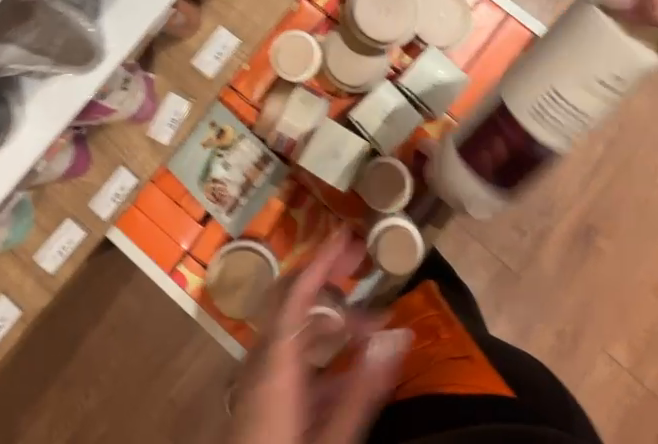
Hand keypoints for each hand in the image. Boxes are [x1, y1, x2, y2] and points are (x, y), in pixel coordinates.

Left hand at [227, 230, 408, 443]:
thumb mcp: (333, 435)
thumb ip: (363, 387)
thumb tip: (398, 335)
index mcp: (276, 363)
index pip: (296, 294)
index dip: (320, 259)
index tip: (345, 233)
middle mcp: (262, 363)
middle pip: (292, 303)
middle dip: (326, 276)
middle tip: (360, 257)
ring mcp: (259, 381)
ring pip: (295, 332)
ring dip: (332, 320)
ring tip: (374, 323)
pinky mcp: (262, 401)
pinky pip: (292, 359)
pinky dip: (322, 351)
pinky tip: (350, 365)